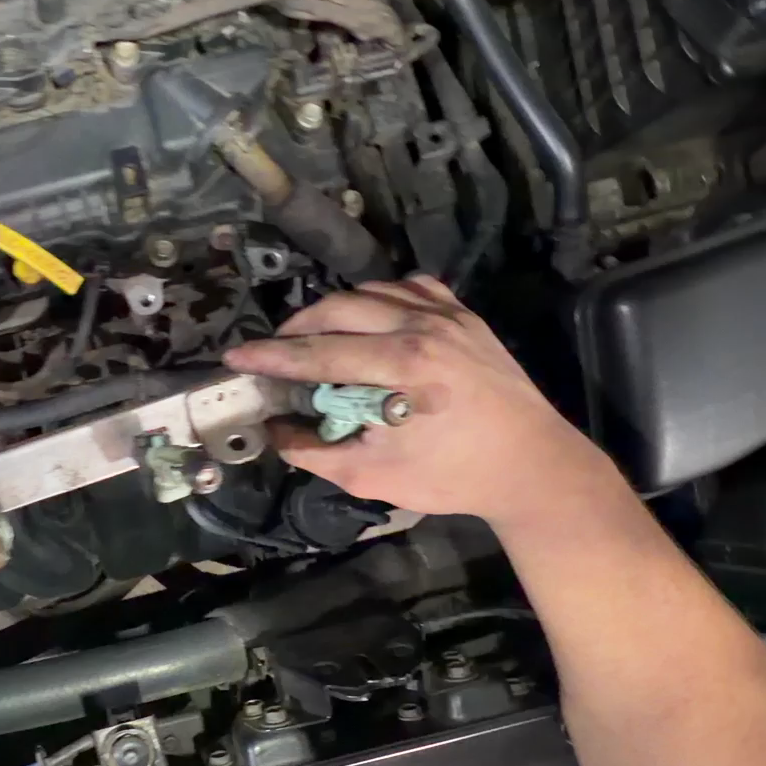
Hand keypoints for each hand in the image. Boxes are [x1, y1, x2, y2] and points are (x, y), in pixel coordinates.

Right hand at [225, 275, 617, 531]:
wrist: (530, 465)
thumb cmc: (450, 477)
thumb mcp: (370, 476)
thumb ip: (312, 451)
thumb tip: (272, 430)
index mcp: (401, 367)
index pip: (316, 353)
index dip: (269, 356)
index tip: (234, 356)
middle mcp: (423, 328)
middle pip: (338, 309)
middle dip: (294, 327)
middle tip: (272, 350)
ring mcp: (449, 316)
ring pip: (371, 292)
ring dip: (333, 310)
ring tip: (312, 335)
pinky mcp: (466, 316)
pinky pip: (411, 287)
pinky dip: (379, 297)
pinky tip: (368, 317)